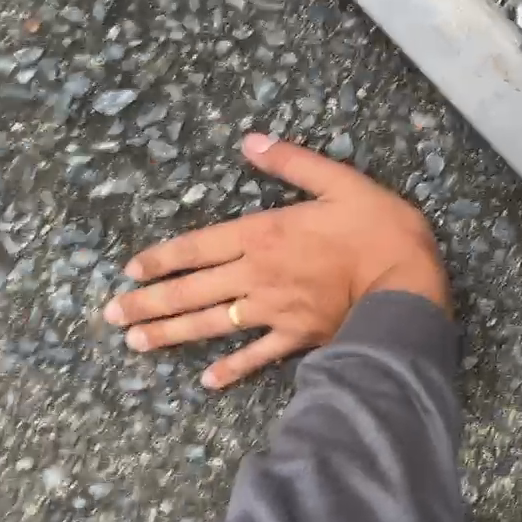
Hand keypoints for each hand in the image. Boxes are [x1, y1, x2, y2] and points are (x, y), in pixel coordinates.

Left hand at [101, 134, 449, 390]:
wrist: (408, 283)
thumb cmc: (381, 230)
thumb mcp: (345, 183)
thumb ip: (296, 163)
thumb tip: (250, 142)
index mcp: (265, 234)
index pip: (197, 247)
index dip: (161, 259)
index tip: (133, 270)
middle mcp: (257, 275)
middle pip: (191, 290)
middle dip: (148, 301)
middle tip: (113, 313)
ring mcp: (274, 310)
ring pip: (211, 323)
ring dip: (170, 333)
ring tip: (136, 341)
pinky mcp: (298, 336)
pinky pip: (257, 356)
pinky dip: (232, 369)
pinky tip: (208, 380)